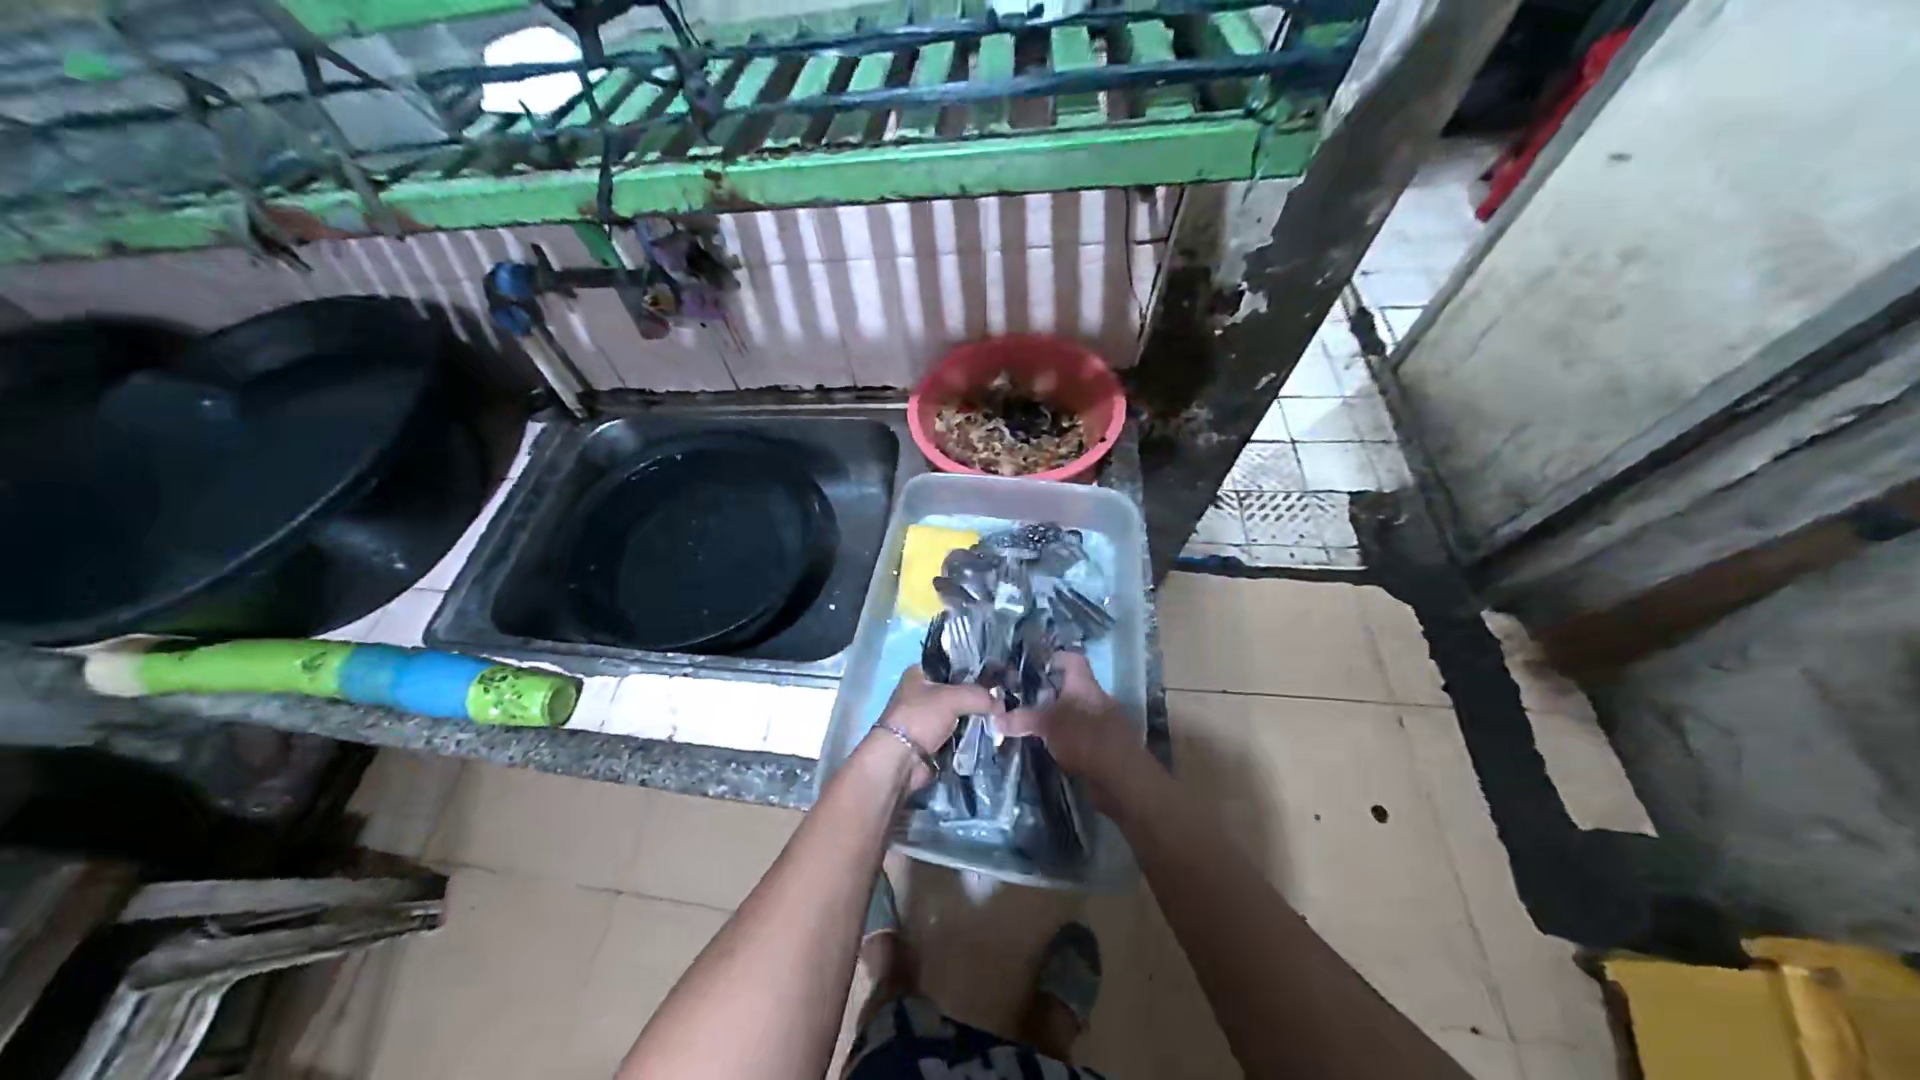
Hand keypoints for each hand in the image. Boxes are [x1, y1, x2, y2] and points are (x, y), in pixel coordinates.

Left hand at [868, 666, 996, 784]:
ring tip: (1002, 717)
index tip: (999, 677)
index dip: (976, 669)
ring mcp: (929, 717)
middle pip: (960, 689)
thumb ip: (980, 695)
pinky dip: (972, 733)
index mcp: (920, 673)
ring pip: (961, 712)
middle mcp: (923, 692)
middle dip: (980, 696)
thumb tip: (1002, 704)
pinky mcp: (935, 739)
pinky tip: (992, 732)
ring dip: (978, 717)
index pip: (954, 664)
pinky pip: (960, 732)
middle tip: (1005, 700)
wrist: (901, 759)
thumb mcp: (953, 697)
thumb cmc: (921, 717)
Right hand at [1001, 652, 1146, 801]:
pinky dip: (1066, 738)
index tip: (1033, 667)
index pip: (1072, 660)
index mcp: (1085, 686)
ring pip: (1075, 713)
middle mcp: (1097, 700)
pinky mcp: (1104, 747)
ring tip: (1032, 724)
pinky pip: (1080, 735)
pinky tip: (1050, 747)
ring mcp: (1104, 724)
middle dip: (1049, 693)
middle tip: (1023, 699)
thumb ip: (1021, 720)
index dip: (1054, 658)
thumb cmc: (1084, 738)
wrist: (1120, 778)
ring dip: (1058, 718)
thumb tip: (995, 719)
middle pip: (1071, 688)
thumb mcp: (1047, 725)